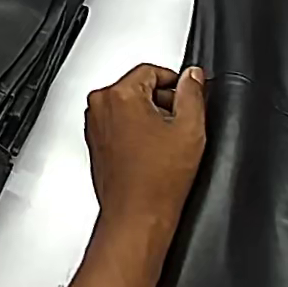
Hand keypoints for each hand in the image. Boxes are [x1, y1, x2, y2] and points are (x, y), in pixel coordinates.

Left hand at [86, 64, 206, 230]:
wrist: (136, 216)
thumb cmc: (157, 181)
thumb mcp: (190, 131)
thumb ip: (193, 95)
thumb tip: (193, 76)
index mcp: (119, 94)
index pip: (151, 70)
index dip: (175, 83)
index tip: (188, 94)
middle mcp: (100, 103)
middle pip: (138, 87)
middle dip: (162, 102)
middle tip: (181, 125)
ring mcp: (94, 121)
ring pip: (127, 104)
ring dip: (148, 116)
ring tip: (166, 143)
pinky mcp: (94, 137)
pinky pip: (117, 121)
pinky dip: (134, 130)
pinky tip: (151, 152)